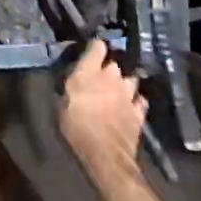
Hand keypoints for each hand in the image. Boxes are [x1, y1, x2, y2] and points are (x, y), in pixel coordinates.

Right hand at [58, 39, 146, 179]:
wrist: (105, 154)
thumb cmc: (76, 126)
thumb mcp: (60, 102)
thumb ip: (69, 85)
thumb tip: (70, 77)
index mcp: (89, 71)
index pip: (98, 47)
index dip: (95, 47)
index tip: (91, 49)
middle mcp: (112, 78)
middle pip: (115, 63)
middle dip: (110, 66)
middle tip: (102, 73)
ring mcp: (129, 95)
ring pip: (131, 79)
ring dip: (124, 82)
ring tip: (118, 88)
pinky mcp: (139, 113)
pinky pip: (140, 100)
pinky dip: (135, 100)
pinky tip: (130, 104)